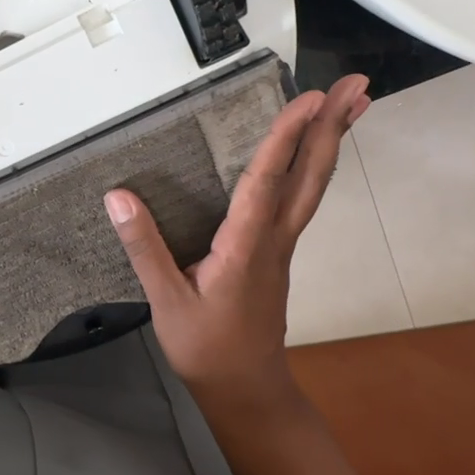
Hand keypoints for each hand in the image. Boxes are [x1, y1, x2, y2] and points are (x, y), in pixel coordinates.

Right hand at [104, 74, 371, 399]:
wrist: (246, 388)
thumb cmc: (205, 347)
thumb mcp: (166, 300)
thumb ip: (145, 247)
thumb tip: (119, 197)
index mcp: (246, 246)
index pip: (266, 181)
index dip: (285, 138)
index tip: (309, 99)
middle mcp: (273, 239)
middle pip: (311, 176)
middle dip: (332, 128)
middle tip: (356, 86)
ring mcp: (281, 246)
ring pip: (313, 186)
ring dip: (332, 142)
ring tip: (352, 106)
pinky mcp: (276, 253)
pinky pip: (302, 199)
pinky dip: (314, 166)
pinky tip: (312, 157)